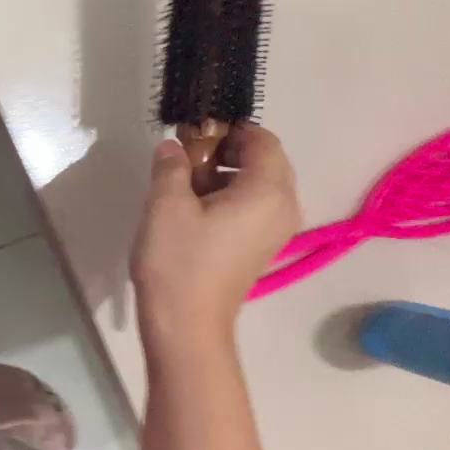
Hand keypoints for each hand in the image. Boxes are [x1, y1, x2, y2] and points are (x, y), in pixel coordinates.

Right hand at [131, 124, 301, 342]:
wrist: (186, 318)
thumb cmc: (177, 260)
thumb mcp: (165, 207)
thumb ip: (170, 170)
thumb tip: (172, 147)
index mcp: (268, 190)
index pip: (262, 141)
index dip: (229, 131)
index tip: (191, 135)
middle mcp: (284, 205)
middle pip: (264, 162)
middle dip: (224, 153)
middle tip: (181, 162)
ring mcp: (275, 227)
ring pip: (256, 185)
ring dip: (222, 177)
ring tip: (181, 189)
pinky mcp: (260, 244)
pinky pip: (252, 206)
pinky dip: (226, 198)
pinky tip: (192, 211)